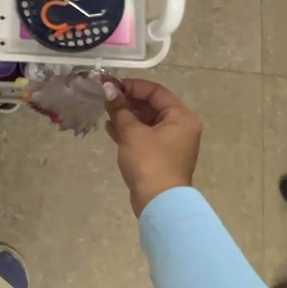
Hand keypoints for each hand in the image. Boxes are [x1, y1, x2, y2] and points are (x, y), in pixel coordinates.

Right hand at [103, 78, 202, 214]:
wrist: (158, 203)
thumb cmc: (149, 162)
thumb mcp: (132, 132)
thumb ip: (120, 108)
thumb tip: (108, 87)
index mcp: (181, 117)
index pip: (156, 91)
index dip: (132, 86)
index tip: (110, 85)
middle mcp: (181, 127)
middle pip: (152, 105)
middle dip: (128, 100)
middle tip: (105, 97)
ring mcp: (171, 143)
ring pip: (147, 121)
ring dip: (127, 115)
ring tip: (105, 111)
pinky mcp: (160, 156)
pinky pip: (145, 136)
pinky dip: (129, 130)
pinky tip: (110, 128)